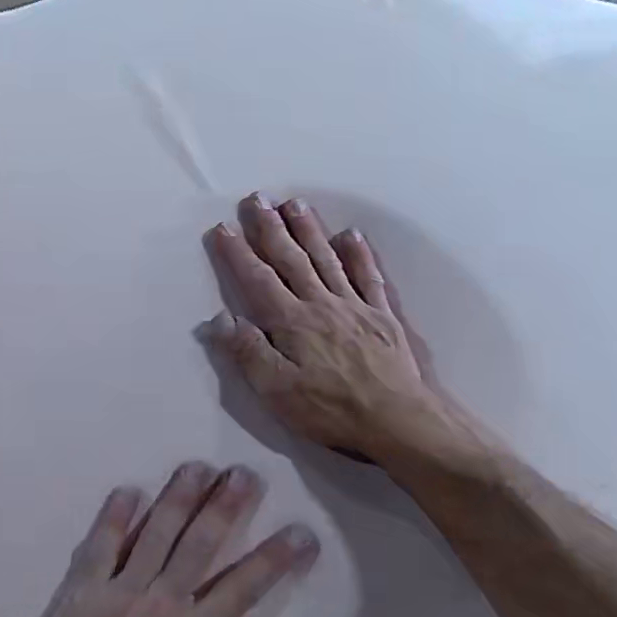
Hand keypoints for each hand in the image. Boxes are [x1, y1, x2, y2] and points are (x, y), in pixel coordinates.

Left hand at [33, 462, 317, 616]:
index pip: (247, 585)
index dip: (278, 557)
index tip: (301, 533)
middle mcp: (162, 603)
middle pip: (201, 542)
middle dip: (227, 505)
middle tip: (245, 474)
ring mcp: (118, 593)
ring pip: (155, 533)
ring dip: (178, 497)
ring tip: (197, 467)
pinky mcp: (80, 595)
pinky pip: (99, 547)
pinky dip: (114, 517)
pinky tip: (128, 491)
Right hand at [205, 194, 480, 465]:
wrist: (395, 418)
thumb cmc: (331, 410)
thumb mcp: (277, 392)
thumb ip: (248, 353)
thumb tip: (222, 318)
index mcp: (292, 323)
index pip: (258, 280)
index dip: (238, 254)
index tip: (223, 227)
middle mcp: (321, 304)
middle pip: (292, 260)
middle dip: (271, 228)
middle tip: (257, 198)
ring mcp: (355, 307)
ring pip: (327, 259)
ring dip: (309, 230)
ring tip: (295, 203)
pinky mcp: (382, 316)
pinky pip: (369, 277)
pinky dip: (359, 254)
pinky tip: (351, 235)